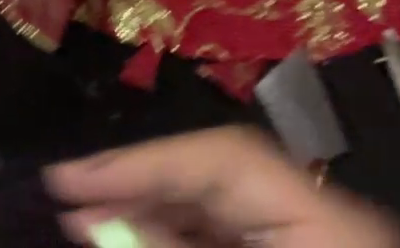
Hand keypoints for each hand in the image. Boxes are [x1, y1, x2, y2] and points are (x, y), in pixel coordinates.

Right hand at [43, 126, 399, 247]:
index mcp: (332, 229)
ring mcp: (312, 245)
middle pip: (213, 180)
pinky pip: (226, 239)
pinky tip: (135, 242)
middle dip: (136, 187)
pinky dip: (176, 241)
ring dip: (150, 214)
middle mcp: (323, 224)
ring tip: (88, 222)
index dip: (139, 161)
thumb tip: (89, 221)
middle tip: (67, 198)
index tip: (69, 180)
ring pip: (215, 211)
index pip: (220, 161)